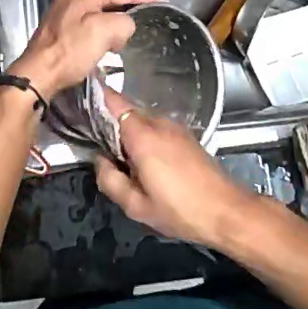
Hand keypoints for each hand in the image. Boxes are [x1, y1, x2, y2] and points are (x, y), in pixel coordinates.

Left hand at [9, 0, 159, 97]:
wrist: (38, 74)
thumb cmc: (70, 51)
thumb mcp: (105, 32)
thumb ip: (125, 22)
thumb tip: (126, 27)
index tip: (164, 4)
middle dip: (130, 12)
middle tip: (150, 24)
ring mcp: (67, 8)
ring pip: (103, 12)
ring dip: (115, 25)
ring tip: (128, 39)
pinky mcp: (62, 25)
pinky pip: (92, 23)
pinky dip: (102, 33)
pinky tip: (108, 46)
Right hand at [93, 87, 257, 248]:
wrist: (226, 211)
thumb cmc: (180, 210)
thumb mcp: (137, 206)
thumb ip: (110, 180)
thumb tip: (100, 161)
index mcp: (142, 135)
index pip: (114, 102)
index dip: (96, 97)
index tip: (81, 103)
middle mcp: (158, 123)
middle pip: (126, 111)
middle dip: (111, 123)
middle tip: (100, 146)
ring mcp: (174, 127)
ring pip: (142, 120)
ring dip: (129, 132)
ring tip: (123, 159)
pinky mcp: (185, 135)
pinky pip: (156, 128)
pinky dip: (145, 137)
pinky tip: (146, 162)